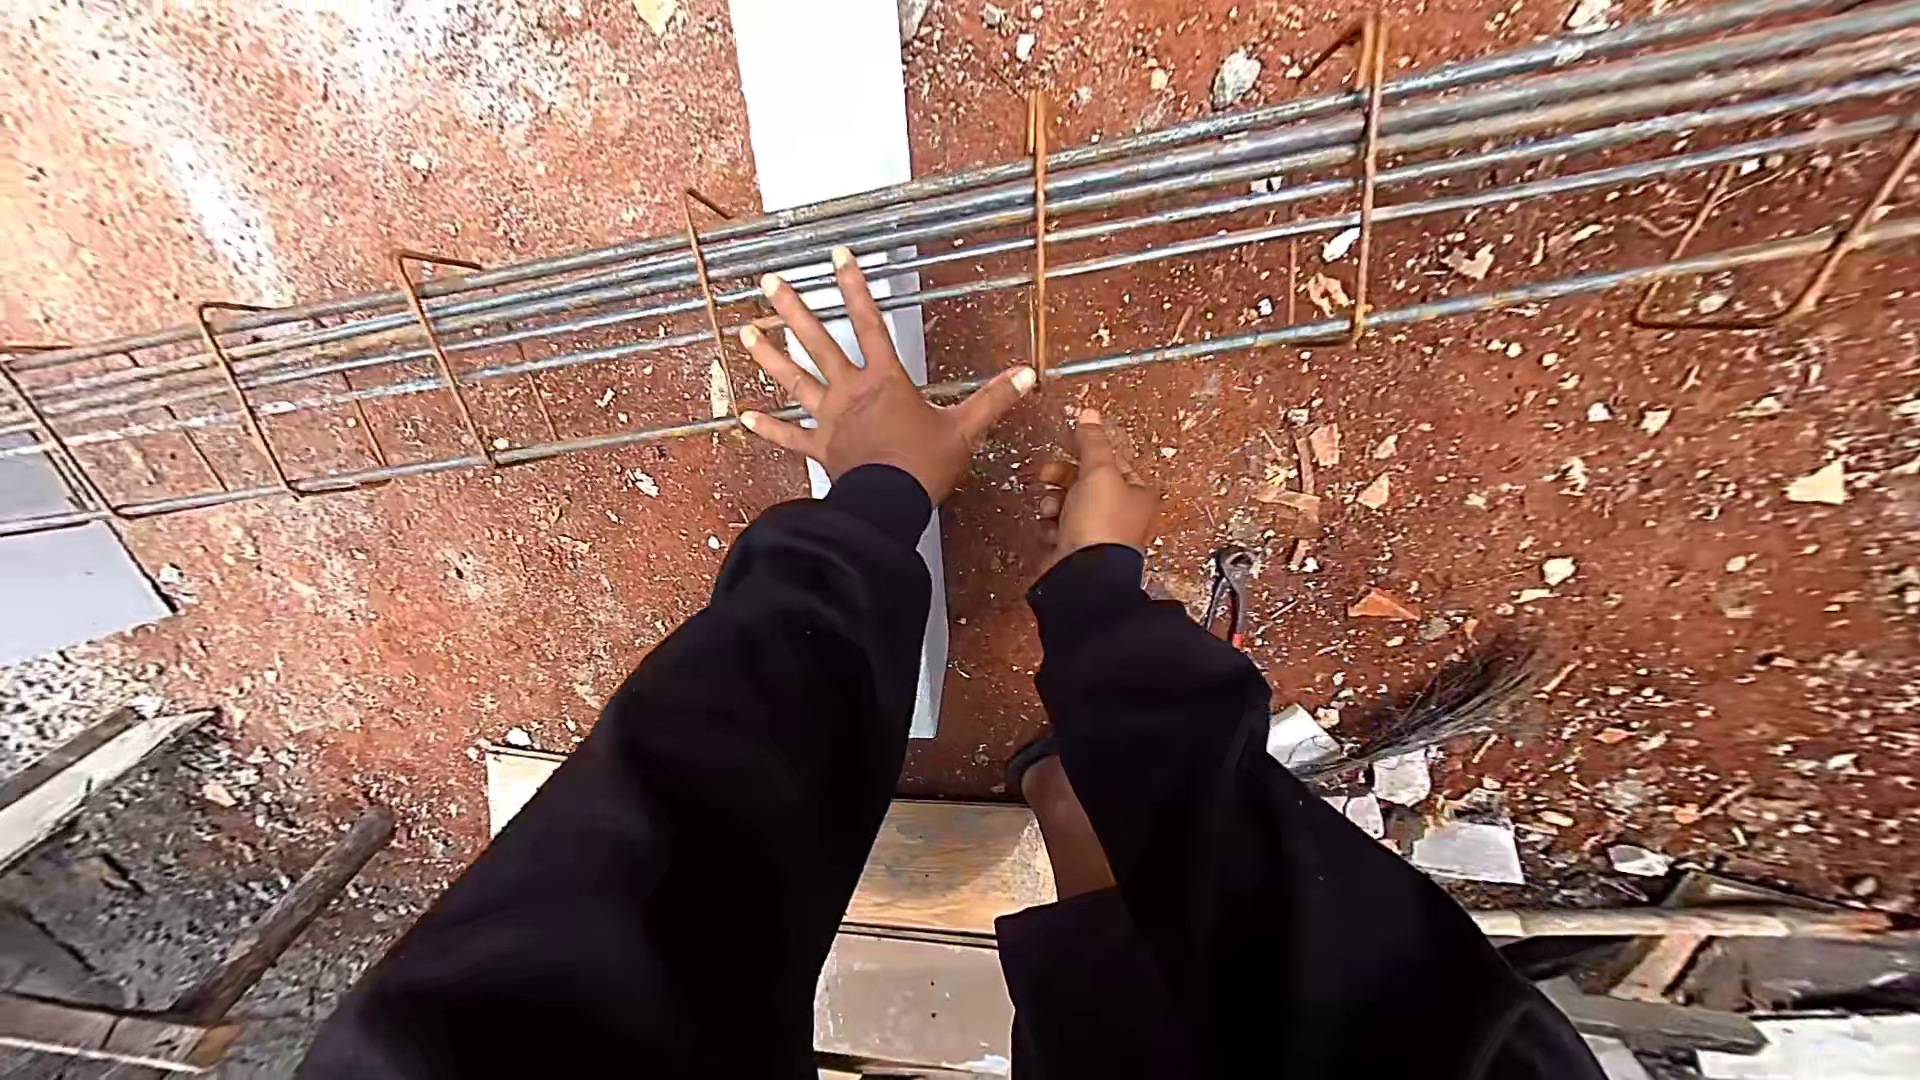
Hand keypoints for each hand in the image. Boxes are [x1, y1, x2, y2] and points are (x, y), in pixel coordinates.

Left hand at [737, 247, 1036, 501]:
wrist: (893, 504)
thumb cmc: (926, 465)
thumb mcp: (966, 429)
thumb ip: (994, 399)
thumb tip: (1028, 375)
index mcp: (886, 381)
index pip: (870, 323)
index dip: (855, 287)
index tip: (839, 255)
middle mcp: (851, 393)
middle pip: (819, 344)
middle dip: (794, 310)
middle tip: (769, 283)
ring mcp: (831, 420)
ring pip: (795, 382)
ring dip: (769, 357)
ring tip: (746, 333)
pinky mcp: (821, 449)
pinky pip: (789, 437)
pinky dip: (768, 428)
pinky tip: (743, 416)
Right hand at [1037, 408, 1159, 569]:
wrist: (1082, 573)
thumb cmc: (1100, 521)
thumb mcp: (1099, 471)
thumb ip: (1092, 441)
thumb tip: (1089, 414)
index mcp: (1136, 492)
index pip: (1112, 460)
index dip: (1088, 450)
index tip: (1068, 443)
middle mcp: (1119, 512)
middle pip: (1085, 481)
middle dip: (1062, 477)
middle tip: (1047, 474)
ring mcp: (1096, 532)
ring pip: (1066, 503)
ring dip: (1054, 503)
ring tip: (1052, 511)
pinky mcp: (1074, 548)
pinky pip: (1057, 526)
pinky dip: (1051, 527)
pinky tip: (1053, 532)